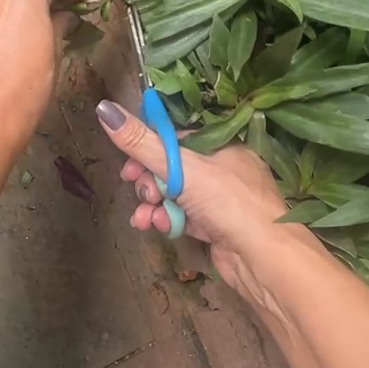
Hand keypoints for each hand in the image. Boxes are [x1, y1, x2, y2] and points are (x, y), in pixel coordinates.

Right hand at [94, 100, 331, 309]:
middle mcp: (224, 169)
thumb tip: (104, 108)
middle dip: (149, 183)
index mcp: (222, 145)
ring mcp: (221, 200)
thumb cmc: (227, 202)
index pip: (176, 139)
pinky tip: (157, 227)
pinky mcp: (216, 226)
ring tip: (144, 217)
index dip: (147, 150)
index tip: (128, 165)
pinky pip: (184, 216)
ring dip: (153, 205)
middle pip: (172, 168)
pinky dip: (167, 220)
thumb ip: (140, 142)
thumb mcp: (180, 167)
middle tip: (141, 193)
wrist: (264, 259)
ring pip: (175, 195)